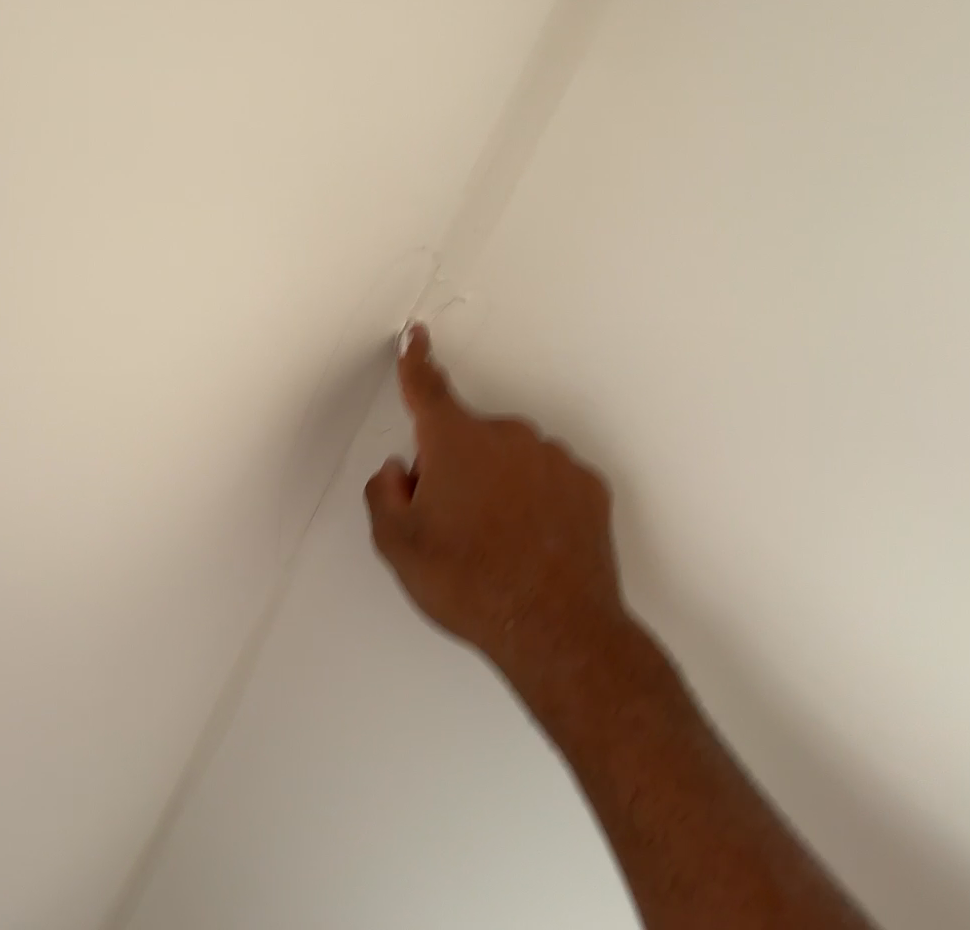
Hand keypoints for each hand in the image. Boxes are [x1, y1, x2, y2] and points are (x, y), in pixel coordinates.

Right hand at [364, 324, 623, 664]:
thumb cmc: (473, 584)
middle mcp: (508, 440)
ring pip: (507, 458)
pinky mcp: (587, 487)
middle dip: (450, 467)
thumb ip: (382, 493)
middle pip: (464, 437)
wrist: (556, 630)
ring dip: (492, 484)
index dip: (417, 361)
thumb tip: (397, 473)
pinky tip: (524, 542)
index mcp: (455, 444)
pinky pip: (545, 478)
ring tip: (490, 543)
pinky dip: (531, 500)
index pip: (428, 388)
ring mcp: (554, 461)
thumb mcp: (396, 543)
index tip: (417, 338)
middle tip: (448, 523)